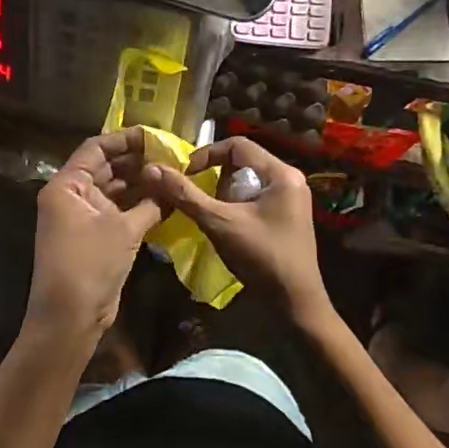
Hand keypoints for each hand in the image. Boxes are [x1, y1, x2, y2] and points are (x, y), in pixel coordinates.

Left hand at [26, 129, 164, 336]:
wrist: (70, 316)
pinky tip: (166, 201)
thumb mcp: (124, 229)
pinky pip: (119, 211)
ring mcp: (83, 217)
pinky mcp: (95, 237)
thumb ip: (151, 203)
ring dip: (142, 184)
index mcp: (67, 186)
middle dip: (138, 162)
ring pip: (115, 190)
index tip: (156, 136)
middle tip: (172, 155)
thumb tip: (172, 182)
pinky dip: (140, 206)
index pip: (96, 148)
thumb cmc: (90, 264)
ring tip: (174, 175)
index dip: (125, 140)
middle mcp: (72, 196)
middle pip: (107, 168)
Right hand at [143, 136, 326, 311]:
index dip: (206, 155)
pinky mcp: (288, 216)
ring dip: (225, 194)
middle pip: (243, 163)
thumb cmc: (261, 257)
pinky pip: (257, 198)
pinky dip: (237, 206)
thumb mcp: (220, 223)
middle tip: (199, 198)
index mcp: (282, 173)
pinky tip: (227, 226)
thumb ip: (186, 195)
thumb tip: (153, 170)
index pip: (237, 145)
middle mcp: (291, 180)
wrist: (295, 302)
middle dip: (216, 178)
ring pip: (248, 182)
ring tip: (212, 215)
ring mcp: (292, 199)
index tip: (185, 175)